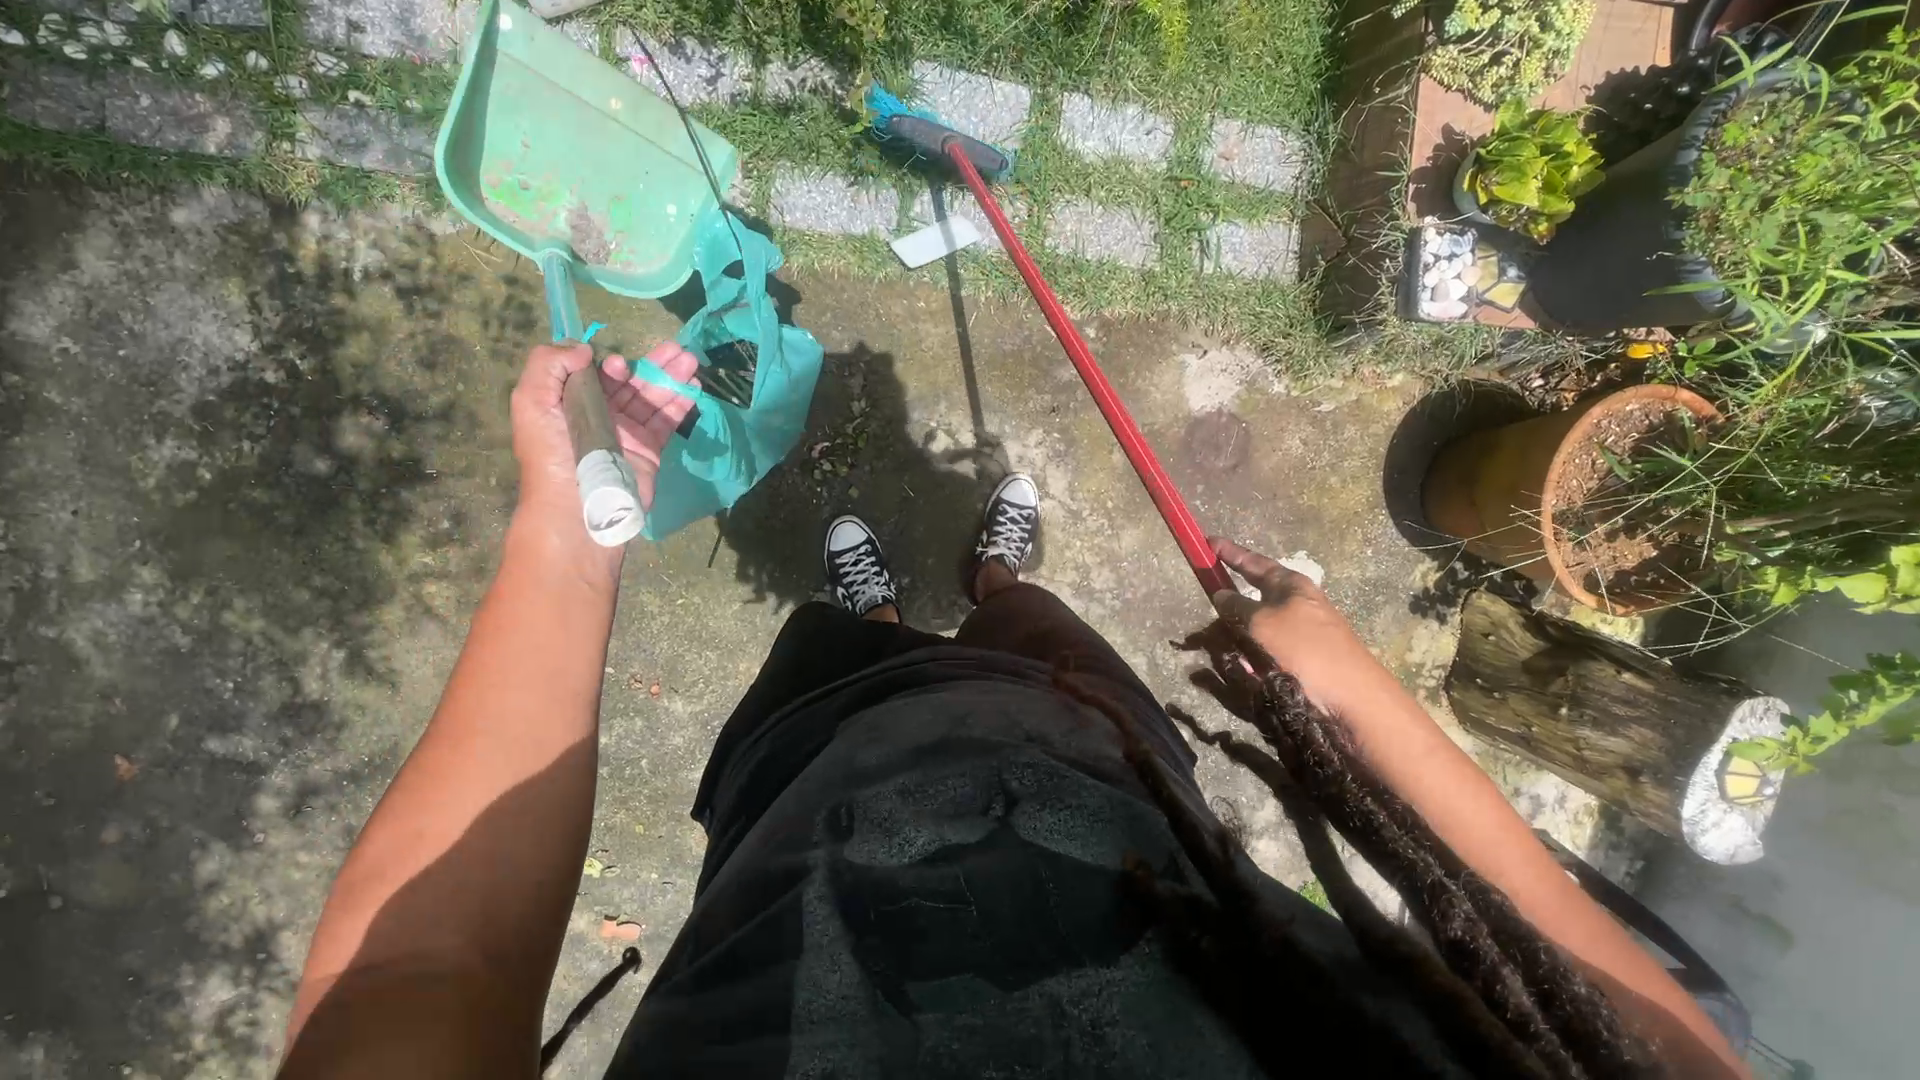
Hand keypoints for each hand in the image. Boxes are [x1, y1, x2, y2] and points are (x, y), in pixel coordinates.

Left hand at [509, 341, 699, 564]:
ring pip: (653, 397)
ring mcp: (627, 433)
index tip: (620, 365)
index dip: (610, 366)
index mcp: (570, 403)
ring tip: (692, 359)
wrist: (576, 504)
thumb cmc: (551, 452)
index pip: (596, 376)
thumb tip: (586, 351)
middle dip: (654, 363)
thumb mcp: (531, 401)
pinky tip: (693, 386)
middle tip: (678, 348)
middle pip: (631, 382)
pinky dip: (681, 403)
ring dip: (672, 377)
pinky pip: (667, 421)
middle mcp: (600, 415)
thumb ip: (549, 364)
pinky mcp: (649, 450)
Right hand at [1208, 537, 1378, 709]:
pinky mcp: (1300, 659)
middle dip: (1230, 615)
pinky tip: (1255, 677)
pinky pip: (1265, 655)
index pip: (1253, 562)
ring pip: (1254, 632)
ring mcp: (1299, 633)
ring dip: (1241, 645)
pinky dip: (1255, 664)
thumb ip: (1237, 606)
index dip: (1229, 552)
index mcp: (1291, 585)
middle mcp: (1296, 605)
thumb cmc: (1307, 648)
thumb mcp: (1263, 623)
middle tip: (1211, 625)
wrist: (1350, 695)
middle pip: (1252, 601)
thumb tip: (1220, 594)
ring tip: (1236, 660)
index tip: (1207, 543)